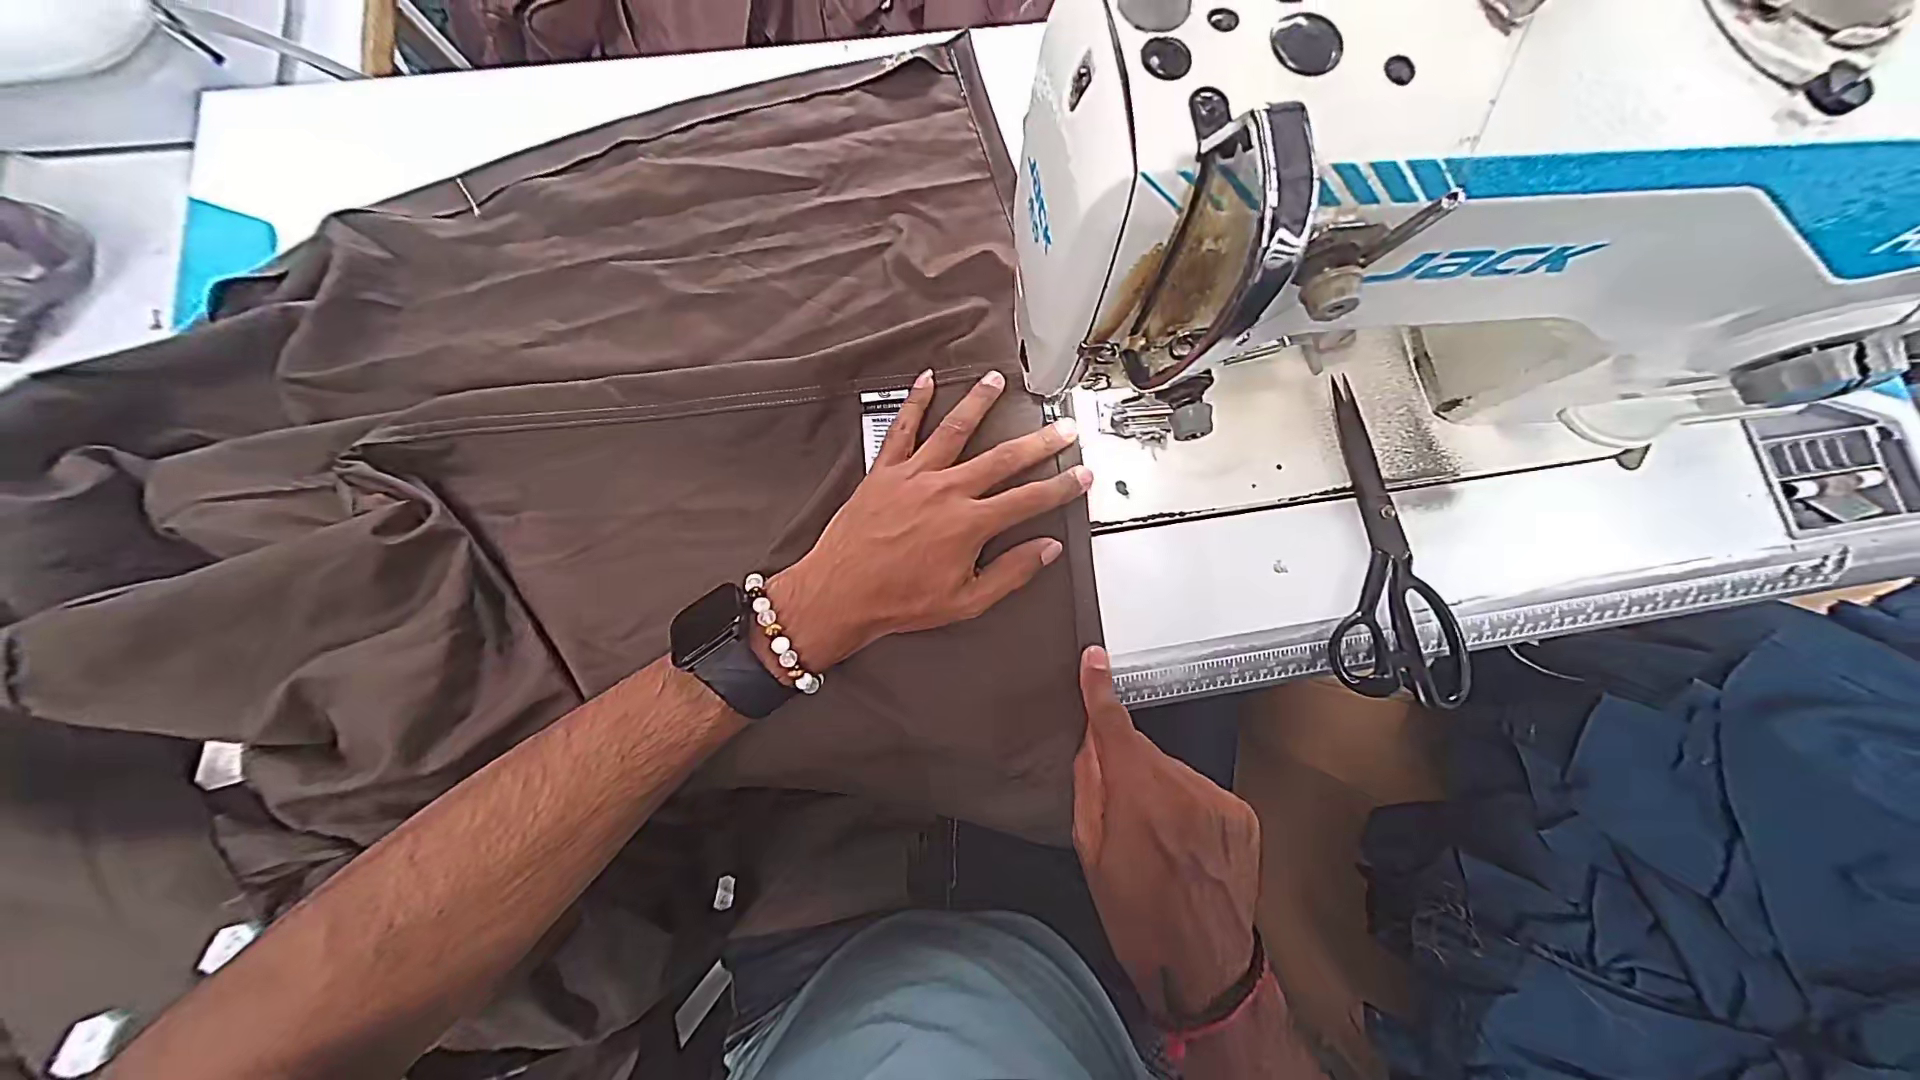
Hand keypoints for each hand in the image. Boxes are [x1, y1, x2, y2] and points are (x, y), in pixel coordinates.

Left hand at [764, 369, 1090, 669]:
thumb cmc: (896, 600)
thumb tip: (1043, 551)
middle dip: (1039, 441)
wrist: (839, 595)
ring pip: (954, 430)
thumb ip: (1010, 573)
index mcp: (968, 524)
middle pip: (1003, 457)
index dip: (1061, 486)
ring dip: (979, 403)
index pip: (1029, 499)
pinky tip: (925, 382)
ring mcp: (913, 477)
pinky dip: (914, 402)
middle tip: (1060, 428)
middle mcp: (944, 492)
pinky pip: (901, 428)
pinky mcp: (884, 472)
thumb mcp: (965, 601)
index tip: (1079, 476)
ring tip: (996, 382)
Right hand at [1072, 645, 1261, 1021]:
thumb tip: (1090, 744)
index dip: (1099, 689)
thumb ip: (1088, 786)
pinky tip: (1184, 843)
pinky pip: (1199, 788)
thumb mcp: (1090, 853)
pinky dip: (1187, 804)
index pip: (1112, 724)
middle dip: (1126, 767)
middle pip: (1142, 749)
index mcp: (1137, 796)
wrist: (1205, 968)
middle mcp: (1182, 789)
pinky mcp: (1240, 812)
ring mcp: (1217, 800)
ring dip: (1158, 790)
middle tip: (1122, 815)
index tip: (1094, 660)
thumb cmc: (1139, 920)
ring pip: (1171, 769)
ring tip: (1158, 840)